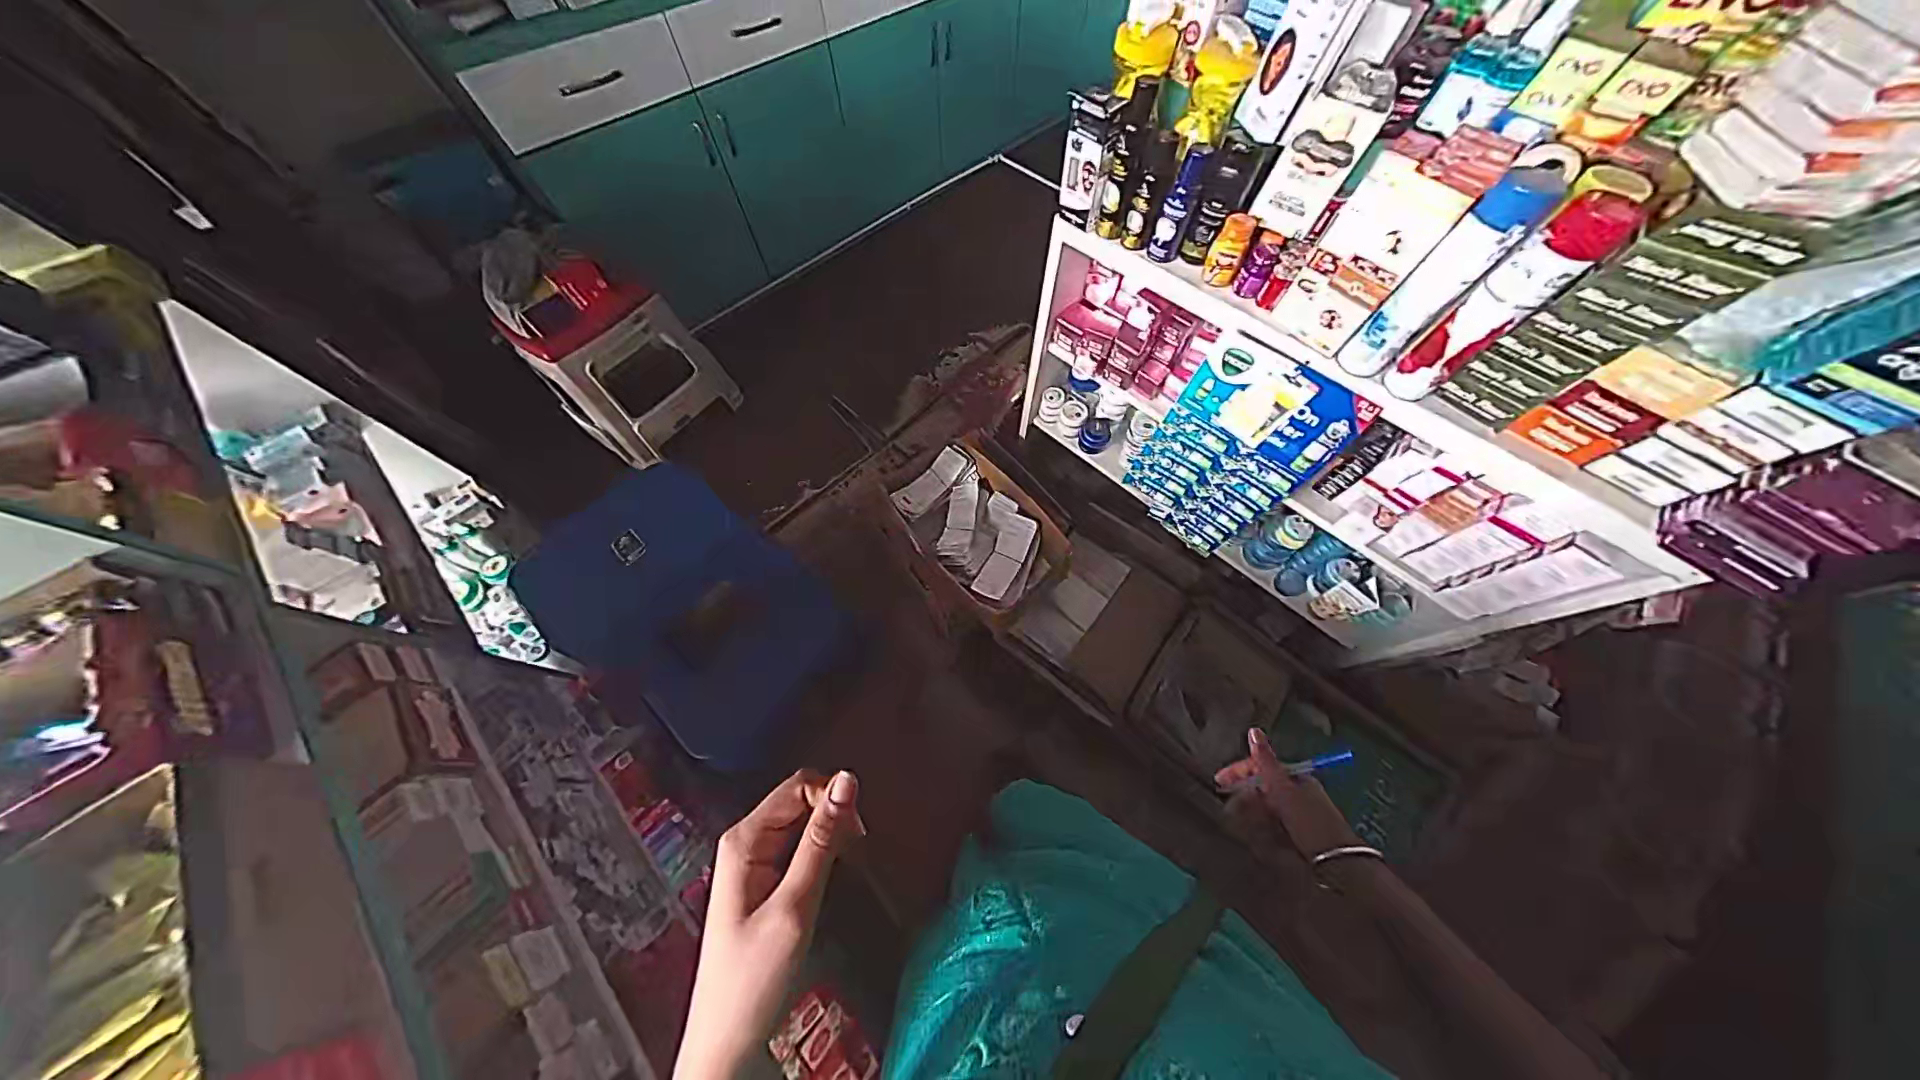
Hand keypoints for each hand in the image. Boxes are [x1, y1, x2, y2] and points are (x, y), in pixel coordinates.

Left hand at [675, 770, 864, 1079]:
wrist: (727, 1040)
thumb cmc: (753, 979)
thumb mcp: (795, 905)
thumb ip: (822, 841)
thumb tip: (845, 782)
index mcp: (744, 839)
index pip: (799, 786)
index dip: (832, 799)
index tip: (856, 831)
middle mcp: (746, 841)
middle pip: (801, 800)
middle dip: (834, 816)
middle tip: (853, 852)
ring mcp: (754, 859)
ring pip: (804, 822)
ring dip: (831, 835)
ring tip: (844, 866)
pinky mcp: (765, 877)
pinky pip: (800, 845)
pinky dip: (823, 852)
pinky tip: (830, 874)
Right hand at [1214, 728, 1360, 858]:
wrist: (1333, 861)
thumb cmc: (1309, 820)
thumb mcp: (1284, 787)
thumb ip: (1266, 761)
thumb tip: (1254, 731)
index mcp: (1294, 778)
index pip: (1259, 767)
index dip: (1238, 772)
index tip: (1220, 781)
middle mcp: (1294, 793)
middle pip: (1258, 788)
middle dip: (1245, 796)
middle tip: (1234, 806)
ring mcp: (1294, 815)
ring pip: (1261, 807)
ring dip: (1251, 814)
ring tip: (1249, 823)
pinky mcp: (1293, 834)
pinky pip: (1268, 825)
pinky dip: (1260, 828)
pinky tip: (1260, 834)